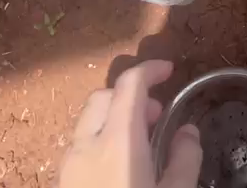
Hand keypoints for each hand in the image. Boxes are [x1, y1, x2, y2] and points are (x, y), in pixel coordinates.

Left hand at [57, 60, 201, 187]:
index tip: (170, 71)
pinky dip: (98, 142)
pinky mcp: (59, 183)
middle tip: (154, 115)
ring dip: (112, 119)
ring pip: (87, 123)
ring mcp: (67, 166)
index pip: (130, 83)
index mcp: (117, 139)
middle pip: (103, 96)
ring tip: (137, 145)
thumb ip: (185, 158)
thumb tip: (187, 131)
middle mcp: (86, 145)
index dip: (151, 69)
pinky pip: (79, 149)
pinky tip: (115, 169)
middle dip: (129, 95)